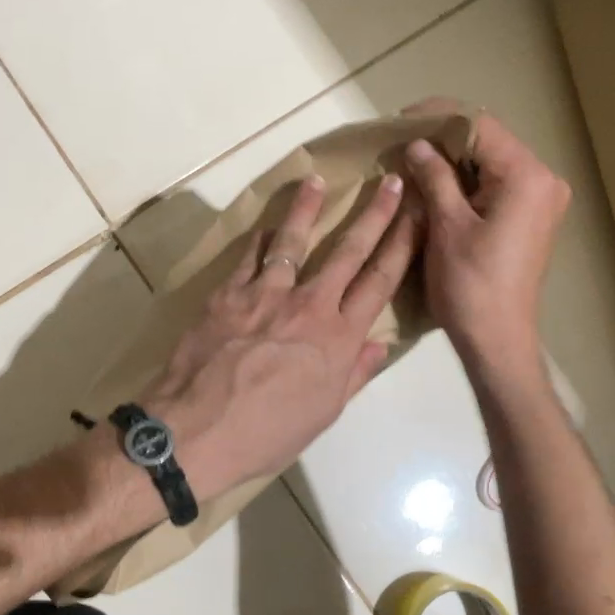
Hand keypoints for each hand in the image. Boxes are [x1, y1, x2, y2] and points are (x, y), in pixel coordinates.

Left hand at [143, 173, 419, 495]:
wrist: (197, 429)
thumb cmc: (267, 433)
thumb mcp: (323, 413)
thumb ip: (353, 374)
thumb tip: (379, 345)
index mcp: (339, 337)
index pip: (380, 281)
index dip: (402, 244)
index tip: (416, 214)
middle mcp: (309, 305)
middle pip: (348, 251)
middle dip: (373, 214)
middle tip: (389, 181)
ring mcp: (266, 294)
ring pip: (293, 241)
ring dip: (307, 208)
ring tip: (314, 181)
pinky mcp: (228, 294)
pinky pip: (250, 258)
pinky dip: (261, 240)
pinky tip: (265, 227)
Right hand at [401, 103, 569, 365]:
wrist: (496, 340)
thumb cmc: (470, 286)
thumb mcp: (446, 227)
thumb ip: (434, 177)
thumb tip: (416, 145)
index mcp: (527, 177)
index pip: (480, 126)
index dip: (438, 118)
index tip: (401, 120)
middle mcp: (543, 180)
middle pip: (488, 142)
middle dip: (443, 139)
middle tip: (401, 142)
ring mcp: (540, 201)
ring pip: (490, 164)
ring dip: (452, 161)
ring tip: (411, 162)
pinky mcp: (530, 219)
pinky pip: (495, 186)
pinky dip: (465, 183)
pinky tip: (435, 187)